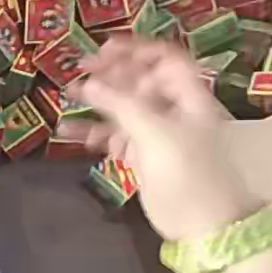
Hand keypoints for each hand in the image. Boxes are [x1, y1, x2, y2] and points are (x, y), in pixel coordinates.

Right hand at [72, 36, 262, 241]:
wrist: (203, 224)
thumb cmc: (189, 175)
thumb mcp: (157, 135)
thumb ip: (122, 106)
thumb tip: (90, 85)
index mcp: (187, 97)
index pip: (165, 59)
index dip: (137, 49)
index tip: (104, 48)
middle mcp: (171, 110)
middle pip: (140, 80)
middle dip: (111, 72)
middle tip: (80, 68)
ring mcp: (155, 133)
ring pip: (122, 107)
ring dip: (97, 100)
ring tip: (69, 94)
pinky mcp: (141, 155)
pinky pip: (112, 135)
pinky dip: (92, 131)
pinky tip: (68, 130)